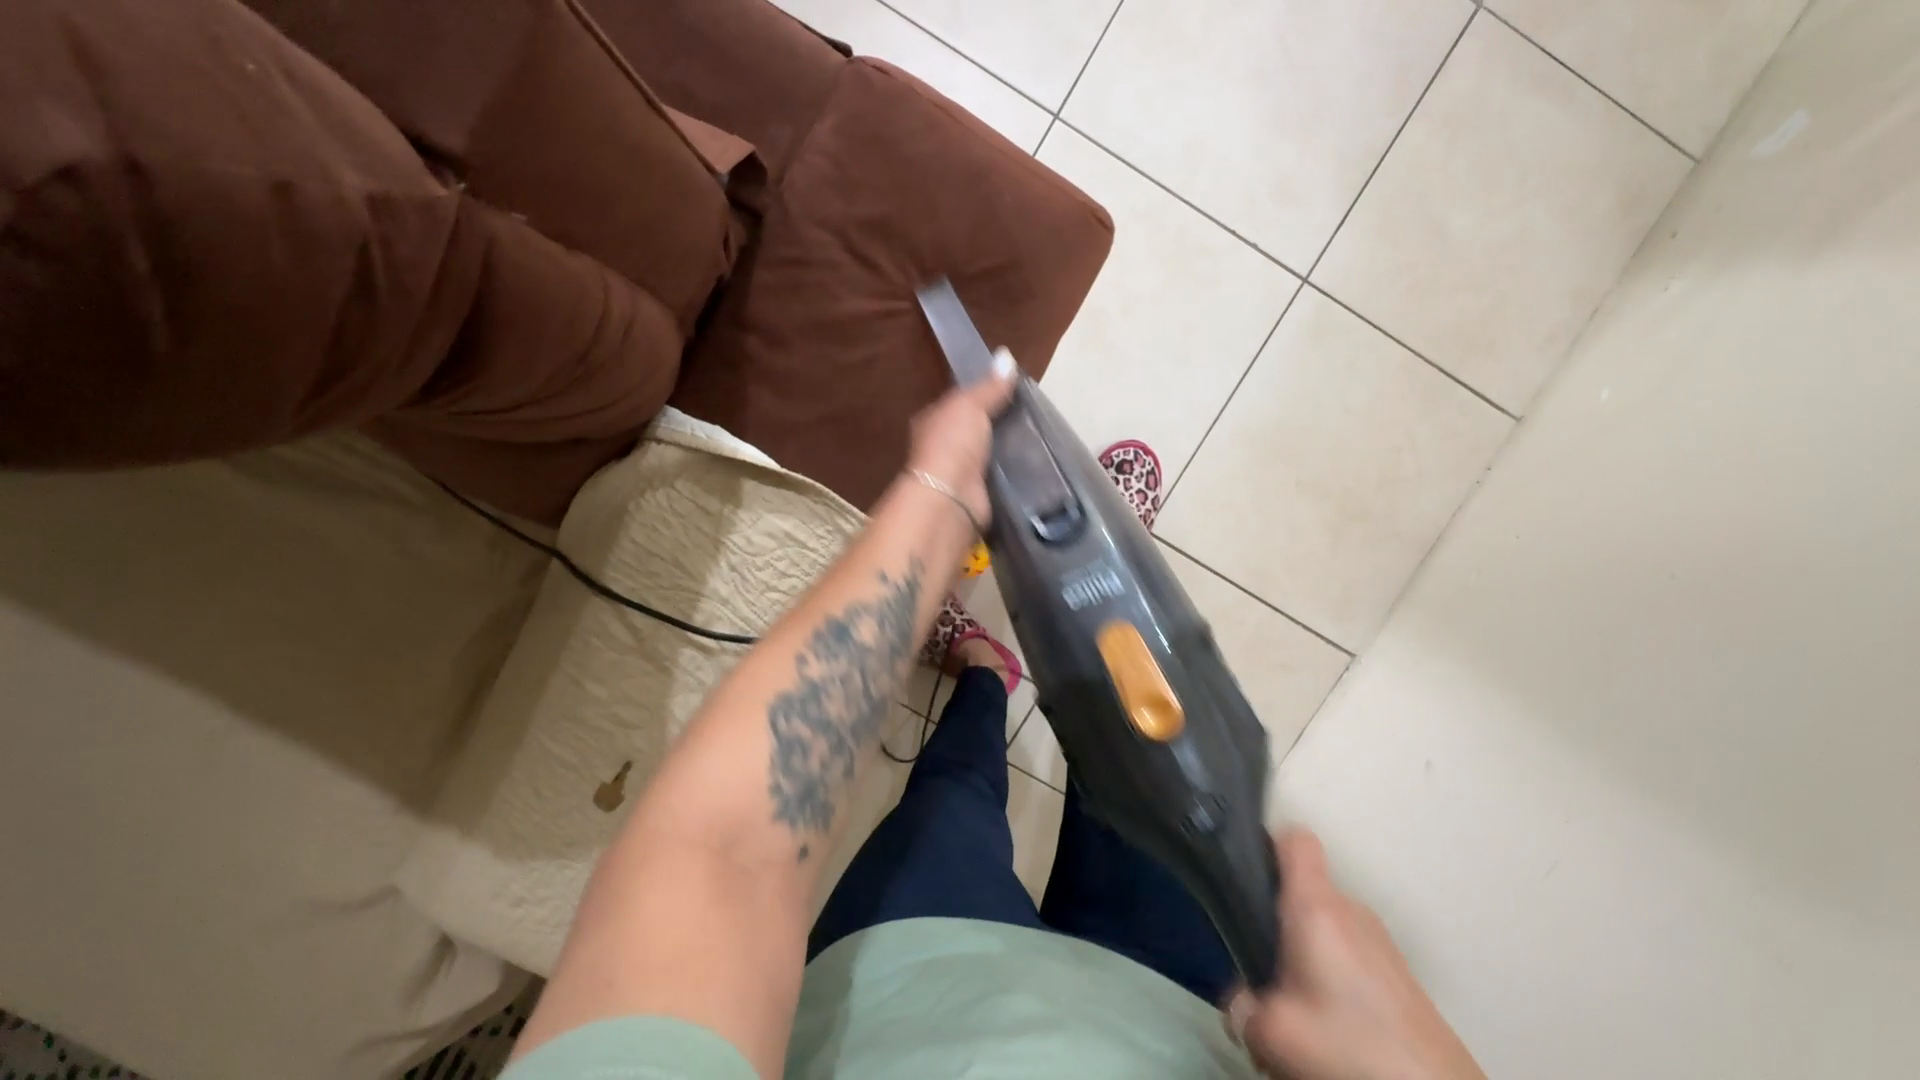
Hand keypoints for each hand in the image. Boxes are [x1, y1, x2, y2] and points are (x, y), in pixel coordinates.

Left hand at [905, 347, 1017, 526]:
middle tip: (1031, 414)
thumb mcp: (970, 405)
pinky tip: (1032, 463)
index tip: (1010, 389)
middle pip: (974, 428)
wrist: (950, 497)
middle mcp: (942, 446)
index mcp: (932, 420)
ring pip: (987, 452)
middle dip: (997, 423)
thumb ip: (989, 385)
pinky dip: (1011, 470)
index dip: (981, 394)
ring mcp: (958, 472)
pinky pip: (998, 475)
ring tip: (1038, 437)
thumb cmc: (952, 444)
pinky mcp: (976, 493)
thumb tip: (1006, 355)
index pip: (958, 402)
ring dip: (1006, 448)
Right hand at [1225, 830, 1484, 1079]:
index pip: (1295, 839)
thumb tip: (1241, 1000)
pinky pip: (1345, 959)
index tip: (1243, 874)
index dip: (1266, 845)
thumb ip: (1240, 1004)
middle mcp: (1351, 912)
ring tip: (1293, 1015)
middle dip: (1273, 930)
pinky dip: (1328, 984)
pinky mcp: (1396, 975)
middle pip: (1299, 895)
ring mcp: (1378, 942)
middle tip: (1259, 976)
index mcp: (1318, 906)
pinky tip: (1327, 1031)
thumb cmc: (1351, 1045)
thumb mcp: (1273, 1031)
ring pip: (1320, 932)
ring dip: (1300, 964)